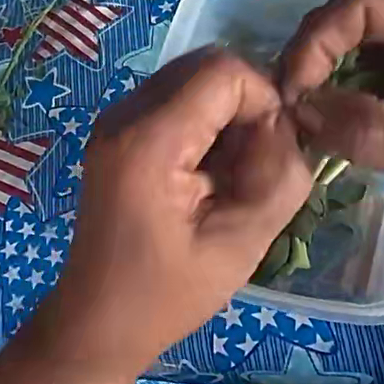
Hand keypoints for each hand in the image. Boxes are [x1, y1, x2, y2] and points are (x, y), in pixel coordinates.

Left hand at [28, 50, 312, 381]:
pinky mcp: (115, 130)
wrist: (98, 318)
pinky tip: (202, 172)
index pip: (222, 71)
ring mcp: (113, 119)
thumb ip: (278, 175)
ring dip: (224, 114)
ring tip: (226, 174)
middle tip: (250, 164)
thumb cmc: (167, 294)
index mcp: (148, 141)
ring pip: (190, 78)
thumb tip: (285, 124)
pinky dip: (201, 121)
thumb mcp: (241, 244)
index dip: (262, 100)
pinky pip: (172, 98)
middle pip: (204, 65)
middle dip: (244, 104)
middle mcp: (122, 114)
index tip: (269, 152)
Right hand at [278, 0, 383, 237]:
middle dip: (318, 57)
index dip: (318, 41)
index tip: (291, 94)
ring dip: (327, 75)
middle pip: (358, 15)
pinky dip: (345, 89)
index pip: (368, 2)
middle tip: (291, 105)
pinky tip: (331, 115)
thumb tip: (292, 112)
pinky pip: (372, 64)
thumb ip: (368, 130)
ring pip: (359, 40)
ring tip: (305, 113)